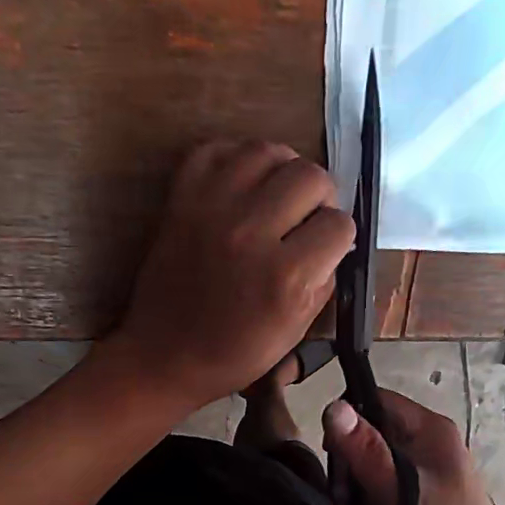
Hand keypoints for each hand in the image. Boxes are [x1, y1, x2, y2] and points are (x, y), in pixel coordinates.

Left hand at [108, 141, 355, 407]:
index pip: (338, 223)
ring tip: (278, 192)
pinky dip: (235, 159)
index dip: (339, 236)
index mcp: (285, 276)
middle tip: (306, 216)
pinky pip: (215, 150)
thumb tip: (333, 237)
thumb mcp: (298, 327)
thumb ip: (324, 275)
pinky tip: (242, 183)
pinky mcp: (180, 200)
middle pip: (311, 176)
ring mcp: (211, 210)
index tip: (325, 246)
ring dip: (283, 169)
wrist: (165, 355)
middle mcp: (250, 232)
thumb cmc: (236, 351)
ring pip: (267, 151)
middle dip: (320, 196)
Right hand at [322, 391, 504, 504]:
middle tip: (343, 500)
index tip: (333, 458)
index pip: (374, 399)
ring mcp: (416, 467)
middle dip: (346, 464)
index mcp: (429, 430)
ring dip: (350, 486)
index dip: (346, 422)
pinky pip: (373, 481)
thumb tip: (333, 406)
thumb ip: (367, 453)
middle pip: (365, 431)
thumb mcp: (401, 497)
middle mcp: (423, 440)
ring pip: (364, 459)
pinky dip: (359, 500)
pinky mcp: (409, 491)